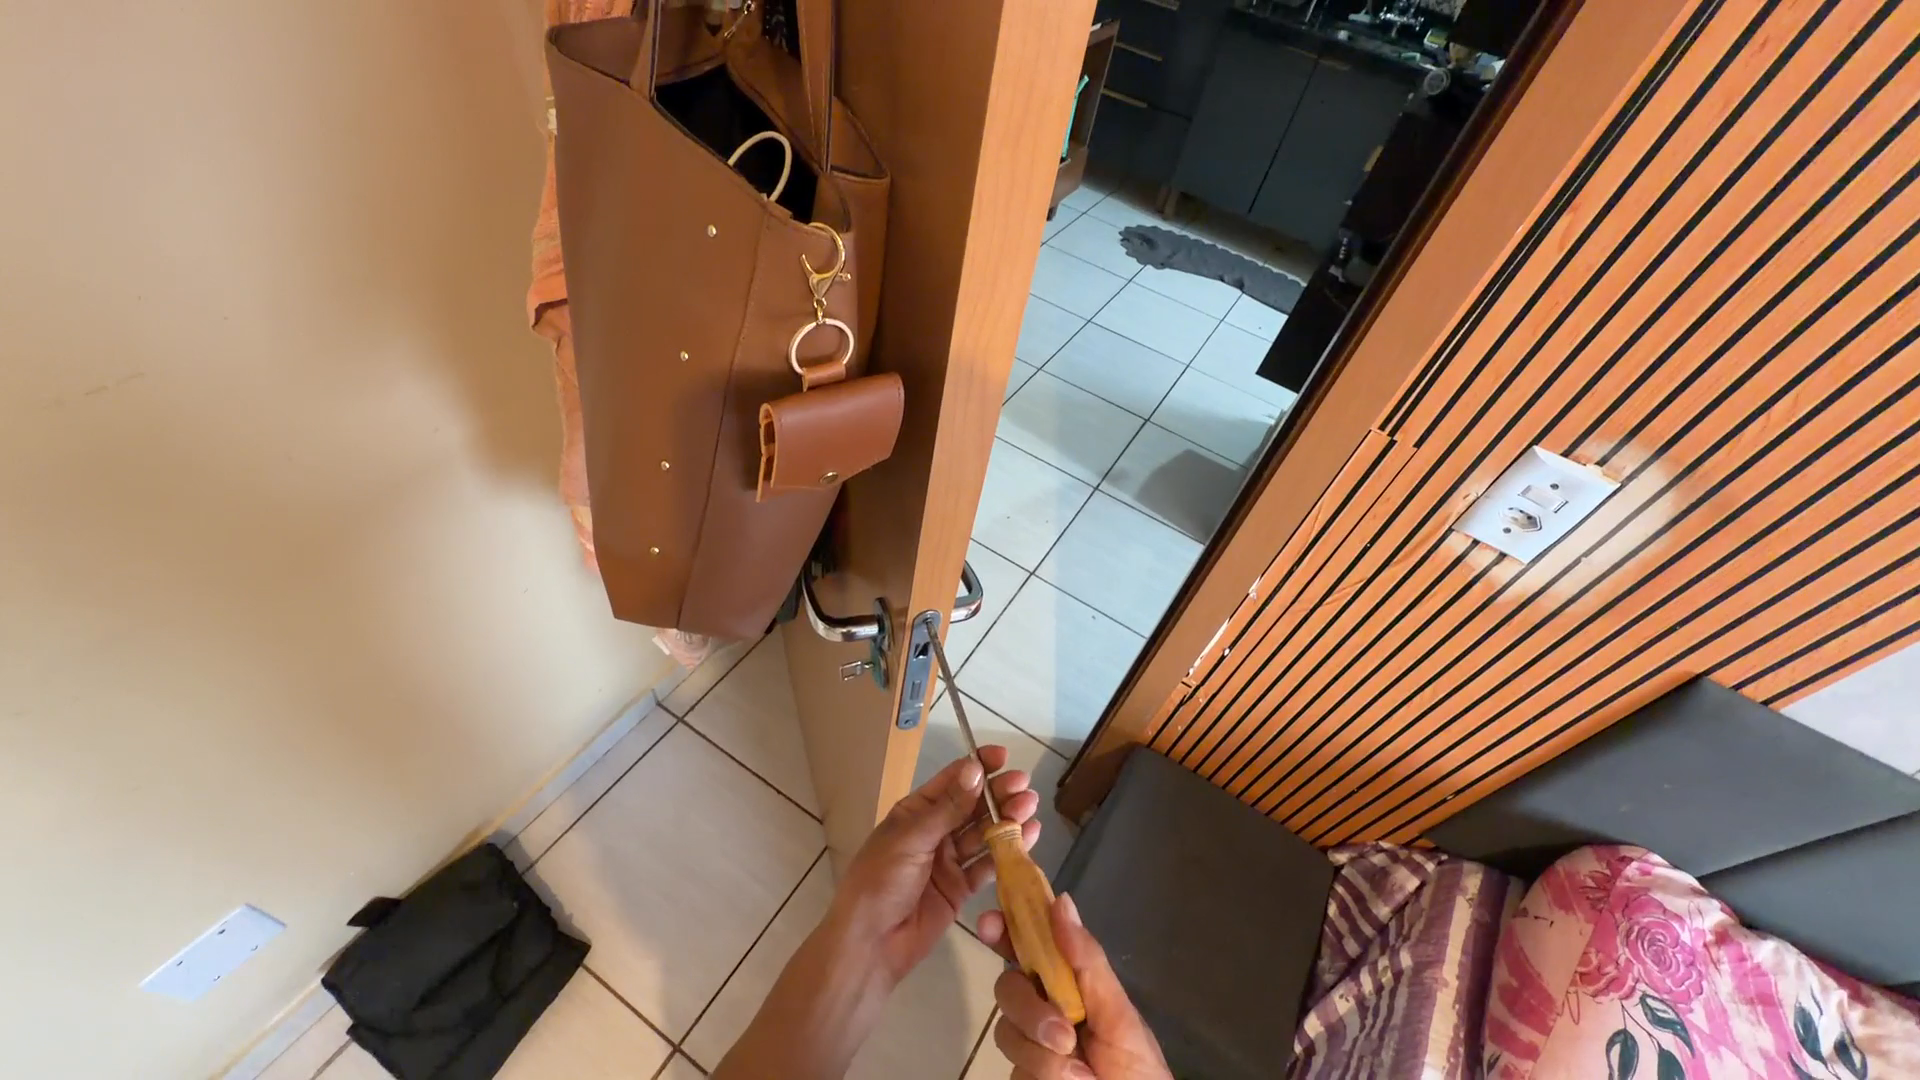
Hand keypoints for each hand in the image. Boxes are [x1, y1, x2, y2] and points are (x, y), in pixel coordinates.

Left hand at [829, 747, 1041, 984]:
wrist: (870, 944)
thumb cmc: (880, 881)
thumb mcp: (911, 839)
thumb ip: (948, 809)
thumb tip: (975, 769)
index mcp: (915, 812)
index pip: (951, 781)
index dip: (977, 766)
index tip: (1003, 756)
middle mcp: (934, 831)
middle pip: (972, 806)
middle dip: (998, 793)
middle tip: (1024, 785)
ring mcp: (948, 860)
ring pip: (983, 833)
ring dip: (1006, 819)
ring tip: (1030, 806)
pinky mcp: (960, 888)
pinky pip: (987, 865)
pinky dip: (1007, 851)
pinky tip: (1029, 836)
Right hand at [979, 894, 1171, 1079]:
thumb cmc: (1137, 1066)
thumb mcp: (1118, 1011)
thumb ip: (1087, 960)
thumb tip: (1061, 900)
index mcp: (1065, 981)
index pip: (1025, 944)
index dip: (1002, 928)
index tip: (990, 925)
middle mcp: (1041, 1007)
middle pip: (1007, 987)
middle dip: (1029, 1010)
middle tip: (1064, 1036)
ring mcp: (1028, 1044)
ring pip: (1006, 1032)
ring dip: (1041, 1056)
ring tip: (1080, 1076)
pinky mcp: (1020, 1077)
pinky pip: (1012, 1071)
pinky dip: (1041, 1078)